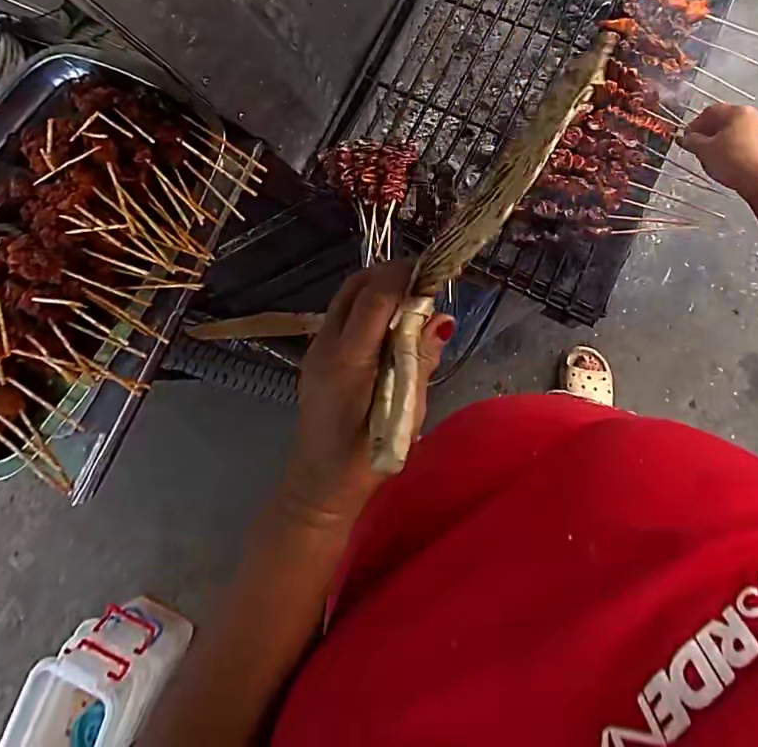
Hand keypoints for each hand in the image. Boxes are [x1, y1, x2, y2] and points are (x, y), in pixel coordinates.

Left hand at [282, 261, 453, 525]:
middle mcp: (326, 345)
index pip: (373, 298)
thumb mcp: (405, 415)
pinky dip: (369, 306)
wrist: (317, 488)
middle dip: (389, 274)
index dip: (402, 277)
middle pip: (354, 286)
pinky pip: (344, 315)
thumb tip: (440, 320)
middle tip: (424, 282)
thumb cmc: (365, 460)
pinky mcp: (318, 356)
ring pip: (346, 298)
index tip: (431, 270)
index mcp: (347, 360)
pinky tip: (391, 325)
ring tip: (412, 300)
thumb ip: (419, 363)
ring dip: (378, 288)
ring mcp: (317, 349)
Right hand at [680, 104, 757, 194]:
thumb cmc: (732, 160)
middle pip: (722, 121)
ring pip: (732, 132)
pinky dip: (730, 148)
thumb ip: (691, 141)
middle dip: (706, 133)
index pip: (709, 112)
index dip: (694, 125)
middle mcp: (751, 116)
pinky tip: (723, 161)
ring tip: (708, 156)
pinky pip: (741, 142)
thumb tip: (685, 139)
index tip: (686, 138)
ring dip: (718, 142)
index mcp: (737, 111)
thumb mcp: (704, 150)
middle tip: (695, 147)